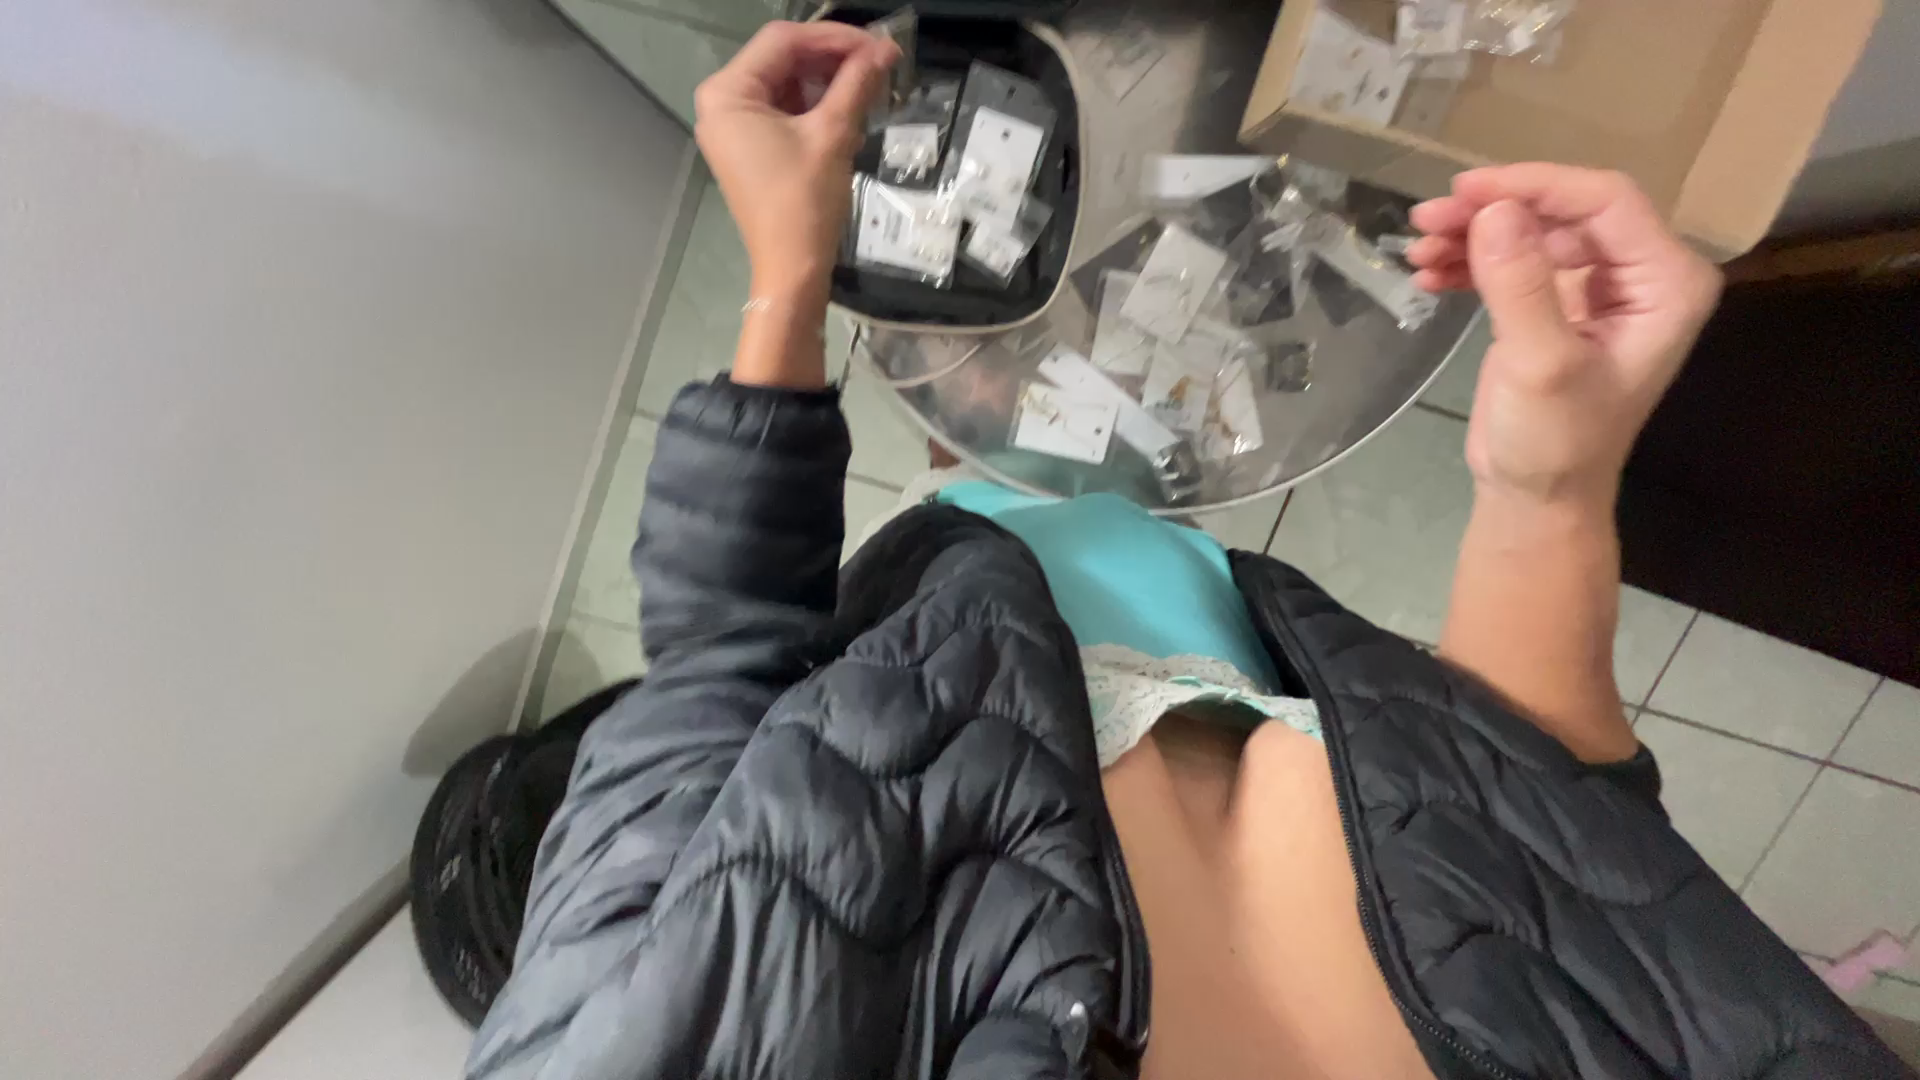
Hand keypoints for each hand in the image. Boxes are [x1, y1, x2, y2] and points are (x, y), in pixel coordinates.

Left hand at [694, 22, 897, 302]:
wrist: (793, 272)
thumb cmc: (805, 205)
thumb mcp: (833, 137)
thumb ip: (856, 85)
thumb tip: (885, 50)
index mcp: (727, 93)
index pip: (783, 41)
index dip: (835, 38)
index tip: (878, 45)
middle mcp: (722, 105)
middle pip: (783, 62)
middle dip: (832, 62)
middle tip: (879, 65)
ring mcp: (735, 132)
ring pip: (787, 89)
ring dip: (828, 86)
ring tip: (870, 90)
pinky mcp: (752, 153)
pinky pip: (785, 117)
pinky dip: (816, 112)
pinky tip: (849, 114)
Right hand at [1407, 165, 1722, 510]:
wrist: (1535, 494)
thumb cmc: (1554, 440)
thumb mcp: (1539, 363)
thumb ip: (1519, 286)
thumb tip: (1491, 212)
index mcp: (1662, 281)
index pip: (1604, 204)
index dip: (1534, 187)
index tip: (1464, 191)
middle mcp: (1634, 277)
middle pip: (1562, 215)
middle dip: (1492, 212)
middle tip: (1425, 220)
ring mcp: (1590, 294)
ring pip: (1530, 238)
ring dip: (1472, 238)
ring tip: (1416, 249)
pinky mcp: (1549, 313)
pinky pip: (1511, 270)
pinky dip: (1468, 266)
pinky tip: (1428, 274)